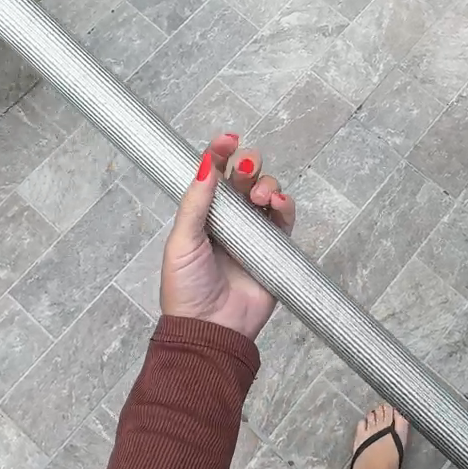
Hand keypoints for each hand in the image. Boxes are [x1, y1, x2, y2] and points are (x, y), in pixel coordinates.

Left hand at [160, 132, 291, 340]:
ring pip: (267, 193)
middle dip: (247, 166)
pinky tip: (278, 205)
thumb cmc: (186, 290)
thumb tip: (206, 164)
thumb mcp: (182, 242)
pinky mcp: (275, 247)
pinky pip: (285, 218)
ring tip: (261, 197)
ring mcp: (254, 232)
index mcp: (203, 214)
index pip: (214, 175)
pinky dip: (285, 205)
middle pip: (245, 178)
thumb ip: (196, 203)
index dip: (220, 153)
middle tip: (245, 170)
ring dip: (267, 185)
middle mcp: (230, 219)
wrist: (210, 329)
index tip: (227, 139)